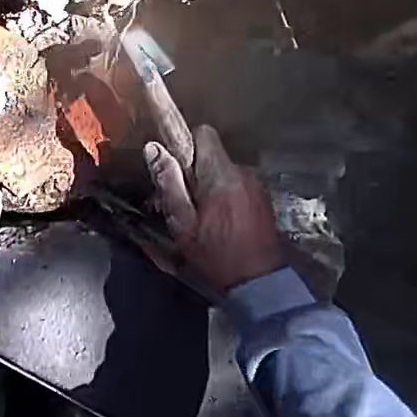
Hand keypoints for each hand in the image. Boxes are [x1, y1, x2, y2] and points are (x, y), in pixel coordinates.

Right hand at [145, 125, 284, 294]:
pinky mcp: (262, 199)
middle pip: (212, 154)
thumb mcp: (183, 222)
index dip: (185, 144)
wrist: (259, 283)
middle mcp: (242, 173)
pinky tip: (220, 222)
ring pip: (223, 171)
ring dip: (210, 185)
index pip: (204, 133)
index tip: (174, 167)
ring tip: (202, 216)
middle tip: (182, 201)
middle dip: (194, 171)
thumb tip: (153, 148)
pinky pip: (237, 185)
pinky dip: (225, 196)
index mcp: (221, 175)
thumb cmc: (216, 255)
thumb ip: (169, 182)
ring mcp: (255, 186)